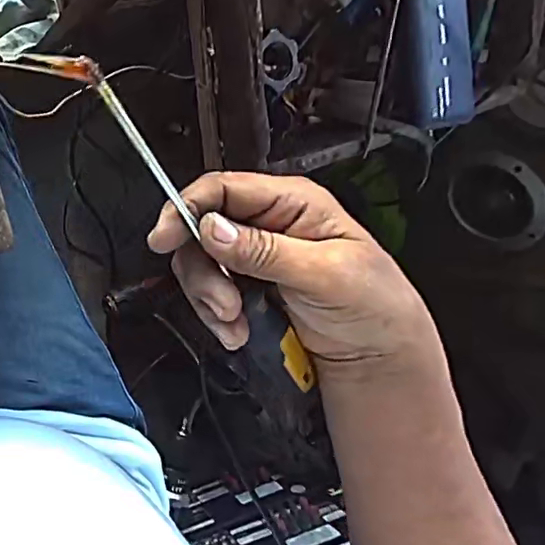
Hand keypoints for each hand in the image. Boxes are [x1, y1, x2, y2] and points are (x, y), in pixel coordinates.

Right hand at [146, 172, 439, 376]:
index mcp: (291, 201)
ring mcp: (254, 256)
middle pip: (201, 228)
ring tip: (235, 324)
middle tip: (223, 304)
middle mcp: (267, 223)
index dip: (187, 207)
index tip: (164, 238)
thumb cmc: (375, 304)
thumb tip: (212, 228)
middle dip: (203, 270)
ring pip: (200, 264)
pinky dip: (216, 317)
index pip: (223, 188)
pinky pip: (209, 294)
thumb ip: (265, 251)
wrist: (380, 357)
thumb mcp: (326, 274)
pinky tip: (238, 332)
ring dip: (209, 299)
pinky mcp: (246, 287)